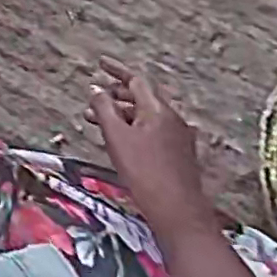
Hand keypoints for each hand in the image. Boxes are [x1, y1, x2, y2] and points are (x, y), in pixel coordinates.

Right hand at [86, 56, 216, 237]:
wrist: (179, 213)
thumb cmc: (144, 172)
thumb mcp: (116, 136)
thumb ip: (104, 108)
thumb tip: (96, 89)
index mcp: (158, 109)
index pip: (135, 80)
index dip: (116, 70)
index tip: (100, 63)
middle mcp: (172, 118)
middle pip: (142, 97)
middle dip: (117, 94)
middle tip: (96, 97)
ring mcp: (179, 136)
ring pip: (146, 115)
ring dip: (123, 113)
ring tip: (99, 121)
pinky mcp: (179, 153)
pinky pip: (154, 129)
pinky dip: (134, 127)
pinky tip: (122, 140)